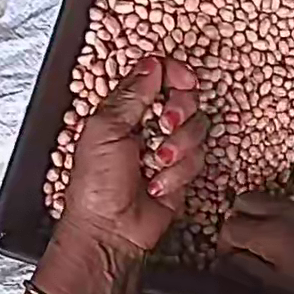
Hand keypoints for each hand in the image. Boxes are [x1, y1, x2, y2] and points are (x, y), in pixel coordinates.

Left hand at [59, 55, 206, 256]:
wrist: (111, 229)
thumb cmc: (96, 186)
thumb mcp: (104, 129)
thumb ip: (131, 95)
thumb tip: (152, 65)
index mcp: (126, 109)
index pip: (158, 76)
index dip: (174, 73)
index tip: (183, 79)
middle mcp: (150, 126)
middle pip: (186, 99)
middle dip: (180, 112)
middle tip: (165, 125)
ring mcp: (168, 149)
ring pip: (196, 130)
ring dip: (177, 148)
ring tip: (154, 165)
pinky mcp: (182, 173)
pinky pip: (197, 161)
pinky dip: (177, 174)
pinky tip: (158, 185)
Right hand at [215, 192, 293, 293]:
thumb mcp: (273, 285)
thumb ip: (243, 267)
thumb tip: (221, 258)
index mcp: (270, 234)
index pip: (230, 226)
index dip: (225, 243)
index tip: (231, 258)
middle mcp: (284, 212)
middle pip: (243, 201)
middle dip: (238, 220)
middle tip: (245, 245)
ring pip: (264, 198)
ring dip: (257, 215)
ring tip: (265, 242)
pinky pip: (285, 201)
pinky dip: (277, 213)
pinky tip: (287, 237)